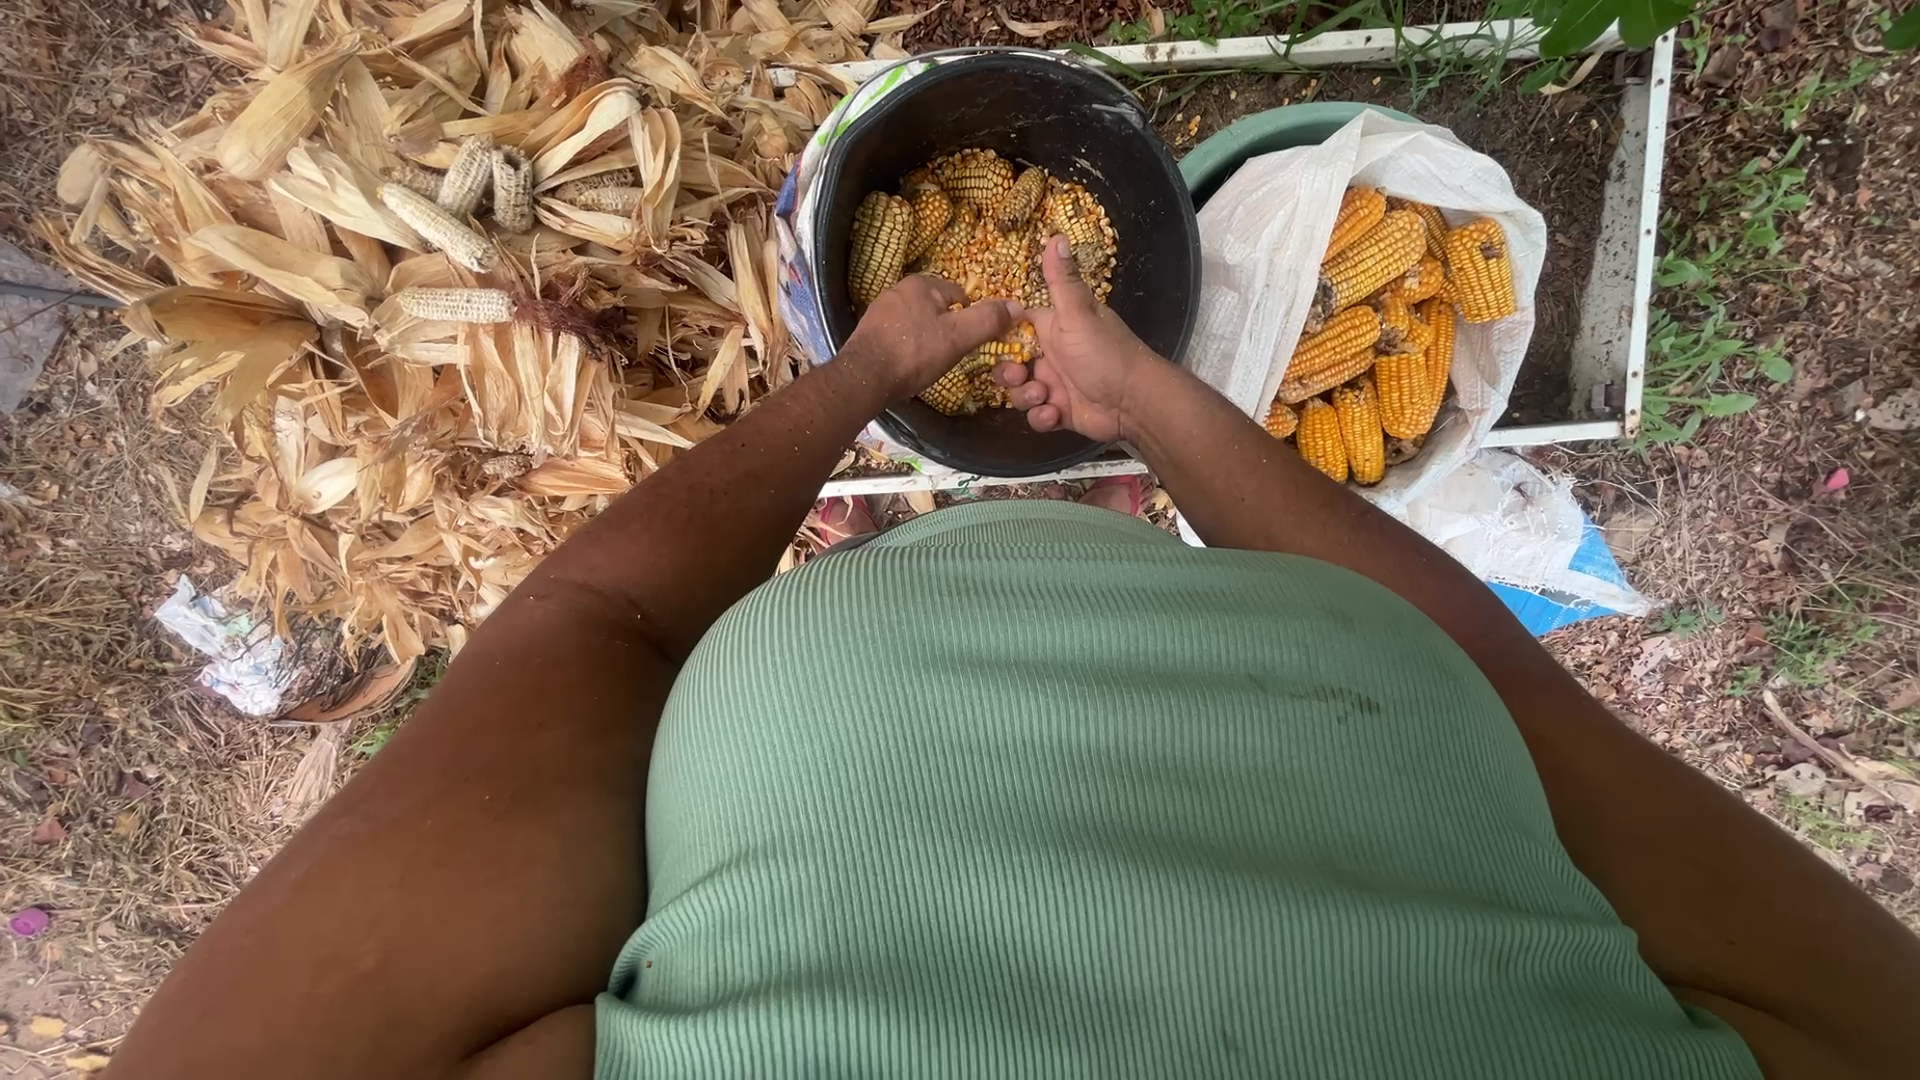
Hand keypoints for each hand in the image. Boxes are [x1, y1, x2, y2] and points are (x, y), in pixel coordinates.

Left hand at [841, 274, 1020, 401]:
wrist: (864, 379)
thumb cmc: (914, 354)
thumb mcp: (958, 337)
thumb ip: (987, 321)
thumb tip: (1016, 306)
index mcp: (921, 284)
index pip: (959, 294)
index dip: (970, 318)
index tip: (969, 342)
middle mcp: (898, 290)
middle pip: (937, 309)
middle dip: (947, 330)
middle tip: (950, 355)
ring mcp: (880, 311)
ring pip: (918, 323)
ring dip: (926, 340)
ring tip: (928, 363)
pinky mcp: (868, 333)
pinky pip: (899, 336)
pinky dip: (908, 349)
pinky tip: (908, 366)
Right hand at [995, 235, 1160, 442]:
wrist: (1132, 402)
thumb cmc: (1104, 353)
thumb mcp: (1078, 314)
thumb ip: (1061, 280)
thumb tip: (1056, 236)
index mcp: (1054, 328)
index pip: (1017, 325)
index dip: (999, 331)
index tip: (986, 337)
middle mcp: (1052, 356)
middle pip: (1011, 364)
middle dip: (1007, 374)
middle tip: (1019, 376)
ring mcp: (1055, 386)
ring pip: (1020, 392)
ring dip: (1025, 397)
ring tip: (1044, 397)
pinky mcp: (1060, 412)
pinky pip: (1036, 417)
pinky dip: (1041, 418)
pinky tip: (1055, 415)